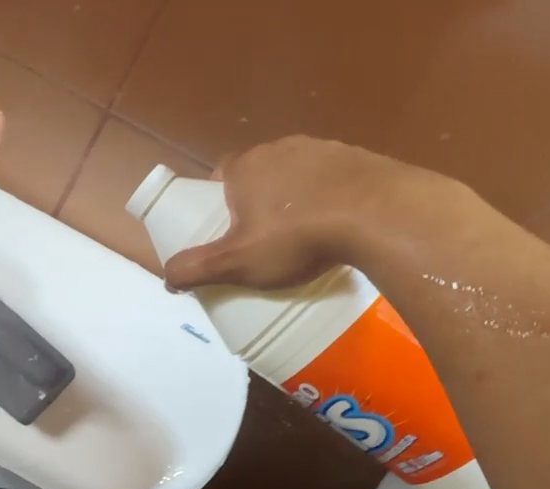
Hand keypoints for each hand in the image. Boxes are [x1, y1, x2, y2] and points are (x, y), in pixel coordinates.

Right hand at [163, 136, 450, 290]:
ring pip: (294, 177)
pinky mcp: (360, 159)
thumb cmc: (297, 237)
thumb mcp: (234, 263)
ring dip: (290, 202)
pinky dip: (324, 200)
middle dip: (251, 204)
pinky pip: (329, 181)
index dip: (215, 203)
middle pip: (256, 177)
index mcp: (247, 166)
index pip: (218, 176)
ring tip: (295, 237)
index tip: (220, 230)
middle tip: (254, 240)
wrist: (382, 216)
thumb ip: (193, 270)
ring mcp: (325, 149)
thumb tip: (167, 278)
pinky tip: (330, 228)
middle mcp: (283, 148)